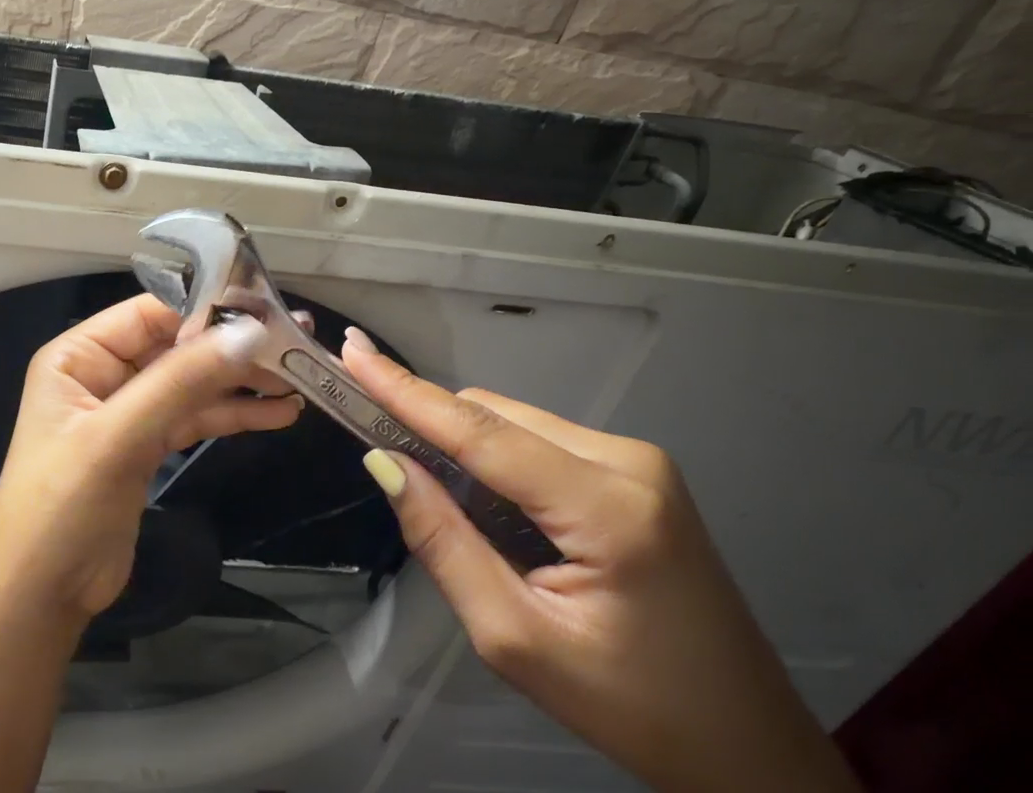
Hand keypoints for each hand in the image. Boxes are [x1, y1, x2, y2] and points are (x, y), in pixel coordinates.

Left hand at [0, 294, 300, 625]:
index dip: (206, 308)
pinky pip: (194, 419)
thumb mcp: (118, 439)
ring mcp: (125, 412)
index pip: (149, 314)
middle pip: (176, 347)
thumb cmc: (63, 507)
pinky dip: (232, 416)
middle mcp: (100, 374)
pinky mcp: (145, 449)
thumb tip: (247, 332)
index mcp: (77, 356)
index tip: (268, 309)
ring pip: (191, 384)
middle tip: (297, 342)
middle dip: (233, 347)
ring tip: (300, 378)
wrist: (41, 595)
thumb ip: (180, 383)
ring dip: (241, 383)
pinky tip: (277, 414)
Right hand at [343, 330, 860, 792]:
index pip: (479, 431)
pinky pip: (540, 445)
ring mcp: (640, 466)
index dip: (405, 390)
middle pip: (495, 416)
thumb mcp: (514, 636)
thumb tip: (384, 463)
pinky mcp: (640, 479)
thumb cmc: (629, 705)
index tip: (351, 351)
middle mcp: (627, 462)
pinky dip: (495, 463)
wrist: (746, 745)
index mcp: (605, 506)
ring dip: (460, 446)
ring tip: (432, 498)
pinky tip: (484, 509)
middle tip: (367, 441)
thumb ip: (444, 543)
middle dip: (427, 422)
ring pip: (515, 426)